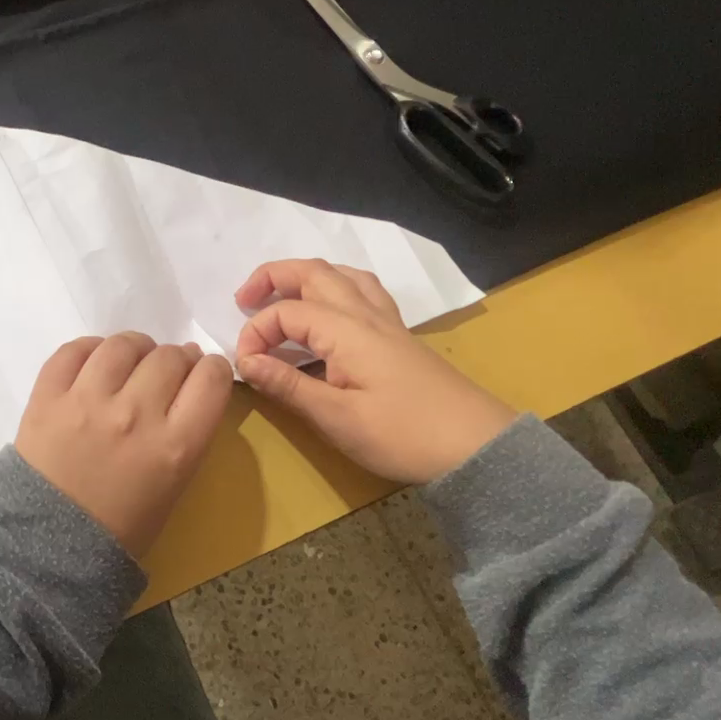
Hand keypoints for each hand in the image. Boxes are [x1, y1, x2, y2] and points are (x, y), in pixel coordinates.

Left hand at [14, 333, 233, 557]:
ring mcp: (87, 401)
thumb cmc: (120, 524)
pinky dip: (90, 349)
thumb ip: (189, 428)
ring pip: (123, 345)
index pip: (211, 378)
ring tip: (129, 364)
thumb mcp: (174, 485)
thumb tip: (191, 371)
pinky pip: (73, 350)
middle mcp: (135, 414)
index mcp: (175, 446)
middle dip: (175, 361)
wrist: (47, 544)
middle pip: (170, 357)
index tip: (201, 376)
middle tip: (162, 378)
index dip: (211, 369)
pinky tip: (94, 364)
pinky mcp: (47, 396)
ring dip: (135, 349)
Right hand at [234, 259, 516, 484]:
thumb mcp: (337, 418)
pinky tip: (328, 313)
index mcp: (345, 330)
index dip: (256, 333)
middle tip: (243, 300)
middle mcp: (364, 314)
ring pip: (341, 275)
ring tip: (281, 297)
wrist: (477, 447)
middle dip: (272, 277)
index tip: (245, 366)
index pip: (285, 312)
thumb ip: (288, 385)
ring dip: (305, 277)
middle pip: (313, 272)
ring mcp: (385, 322)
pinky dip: (335, 288)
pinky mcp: (398, 336)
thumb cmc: (403, 435)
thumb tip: (245, 360)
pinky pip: (362, 291)